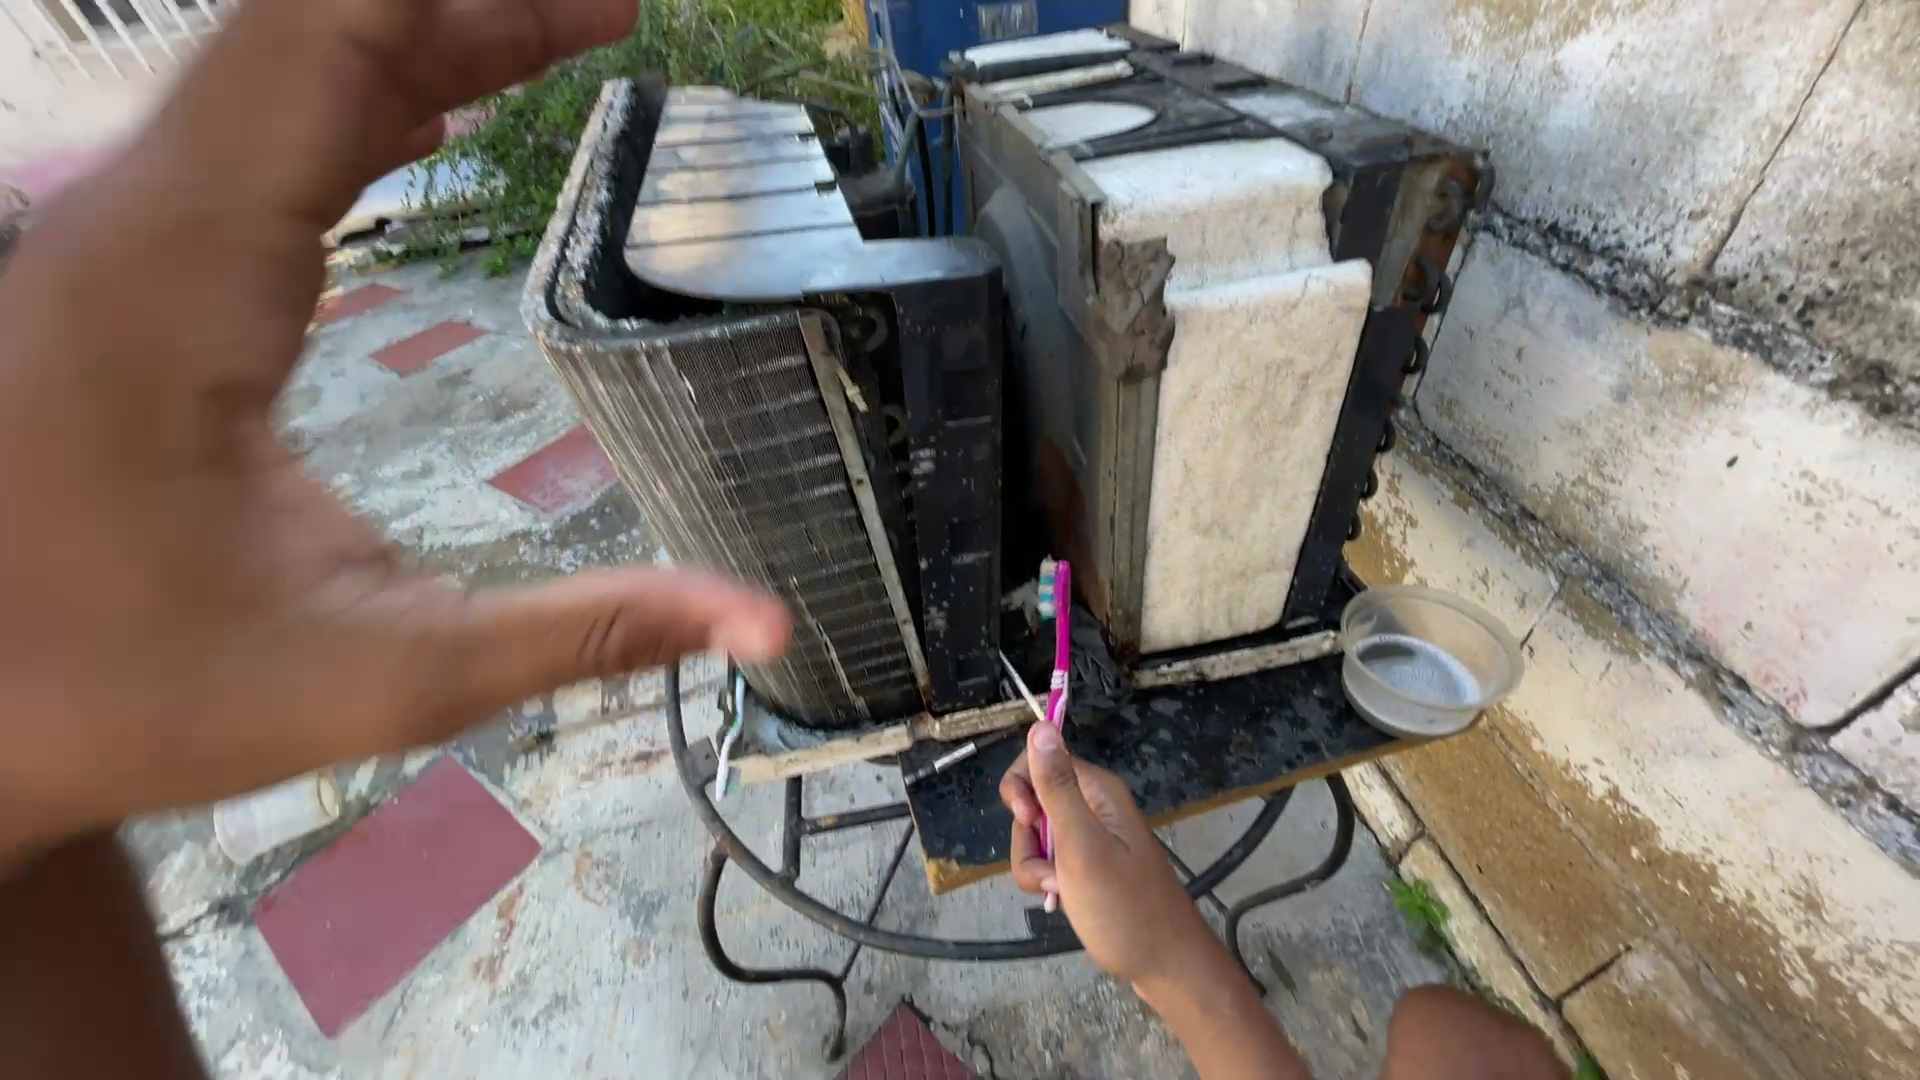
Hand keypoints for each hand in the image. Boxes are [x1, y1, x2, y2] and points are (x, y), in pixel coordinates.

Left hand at [0, 0, 790, 865]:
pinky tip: (444, 112)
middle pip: (308, 39)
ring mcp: (128, 242)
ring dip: (431, 43)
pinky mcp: (148, 276)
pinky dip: (375, 103)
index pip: (311, 53)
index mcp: (175, 287)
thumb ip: (595, 634)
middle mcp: (132, 228)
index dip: (465, 4)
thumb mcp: (404, 678)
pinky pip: (271, 140)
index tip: (607, 4)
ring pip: (285, 79)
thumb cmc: (155, 700)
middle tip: (617, 13)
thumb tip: (768, 624)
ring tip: (566, 36)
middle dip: (475, 10)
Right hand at [999, 722, 1216, 985]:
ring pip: (1035, 834)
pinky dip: (1046, 880)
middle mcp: (1093, 804)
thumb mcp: (1081, 845)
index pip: (1039, 759)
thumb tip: (1040, 725)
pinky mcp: (1087, 863)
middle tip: (1049, 867)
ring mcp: (1090, 835)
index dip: (1021, 787)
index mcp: (1096, 789)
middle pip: (1032, 800)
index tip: (1024, 819)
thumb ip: (1057, 786)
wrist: (1166, 966)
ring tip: (1059, 890)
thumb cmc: (1125, 907)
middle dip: (1026, 837)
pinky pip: (1048, 859)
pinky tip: (1062, 899)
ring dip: (1034, 864)